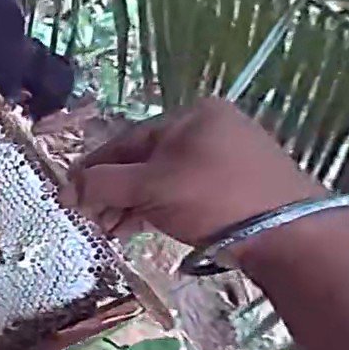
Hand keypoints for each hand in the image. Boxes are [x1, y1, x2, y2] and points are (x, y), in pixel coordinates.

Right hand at [69, 98, 326, 244]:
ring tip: (107, 230)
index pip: (122, 142)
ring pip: (153, 180)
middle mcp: (204, 129)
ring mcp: (217, 157)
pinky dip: (148, 209)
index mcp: (189, 116)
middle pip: (137, 162)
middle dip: (108, 193)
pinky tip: (130, 229)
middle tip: (88, 218)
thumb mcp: (147, 187)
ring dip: (124, 205)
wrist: (284, 233)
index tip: (68, 195)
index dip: (91, 170)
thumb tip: (63, 190)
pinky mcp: (225, 184)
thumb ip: (100, 185)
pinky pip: (173, 192)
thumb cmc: (211, 197)